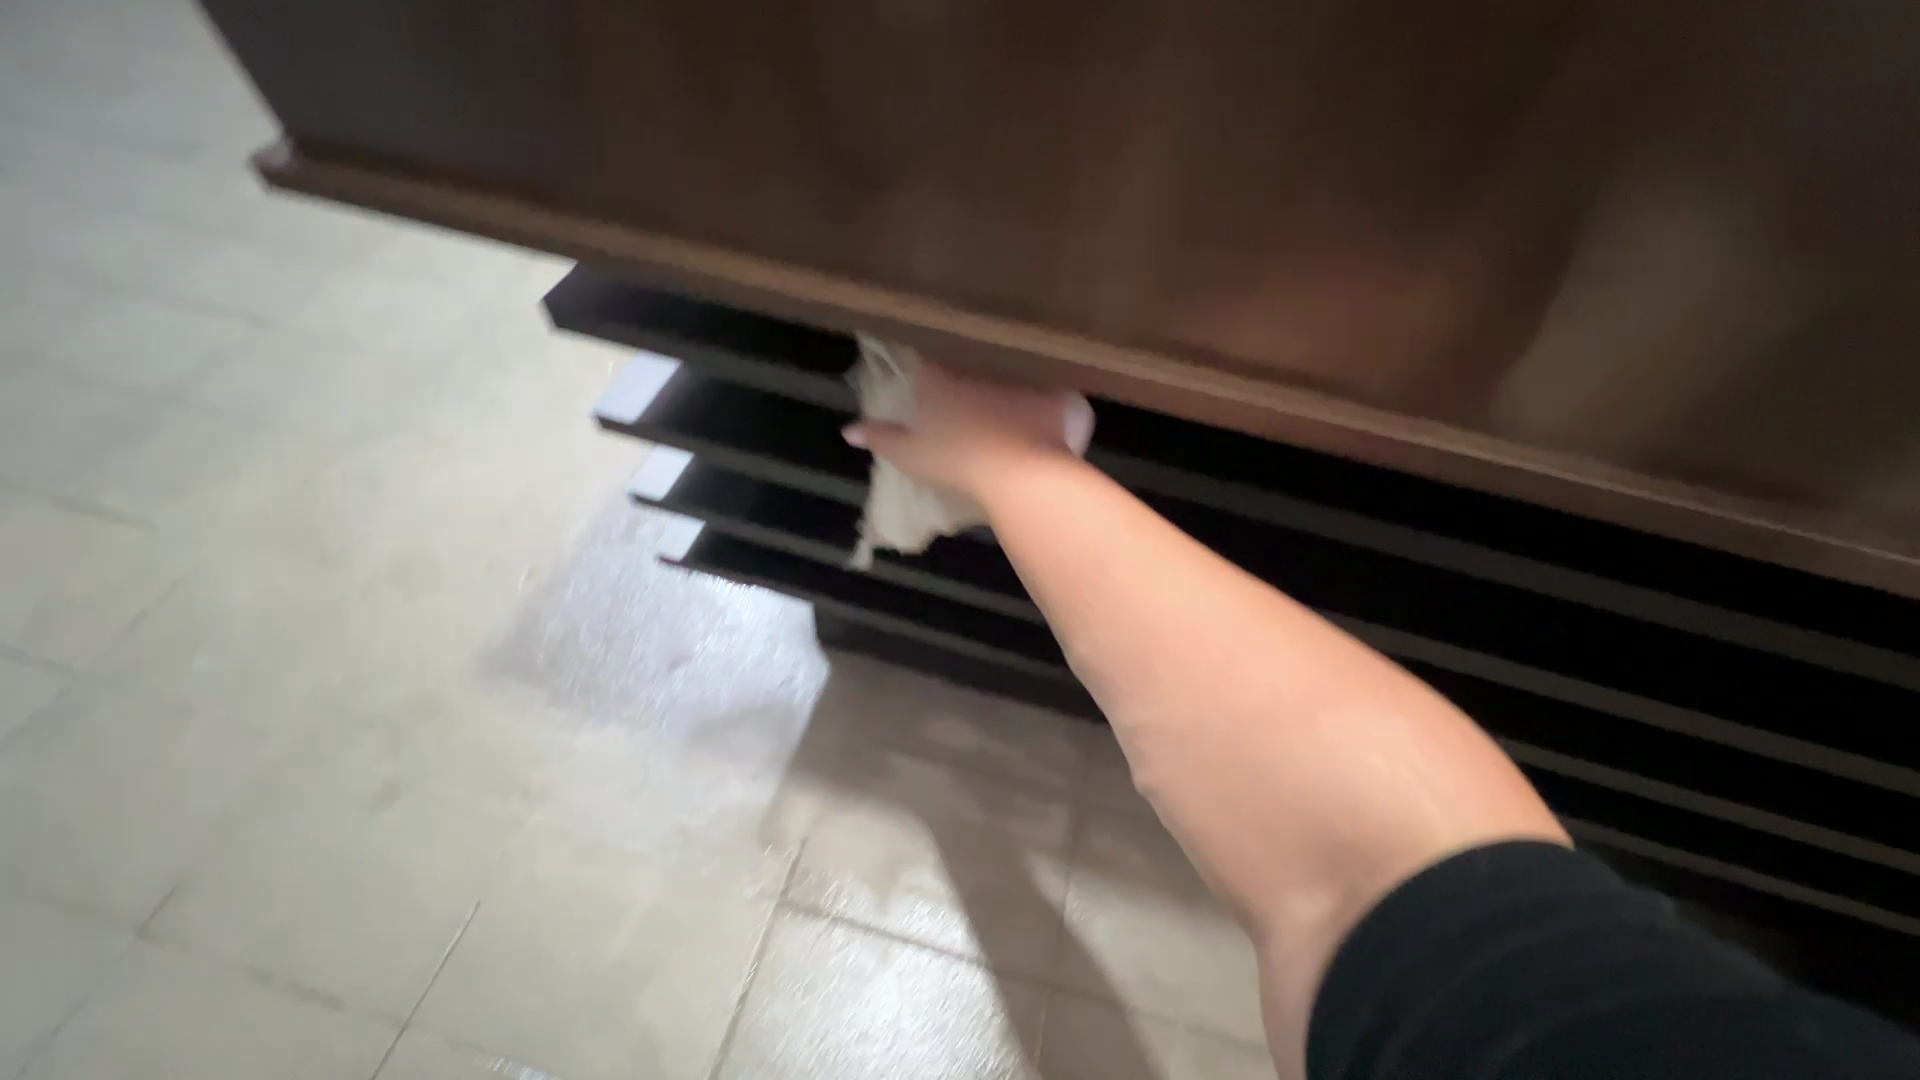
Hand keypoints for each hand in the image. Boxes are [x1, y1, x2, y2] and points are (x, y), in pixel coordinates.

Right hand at [842, 361, 1095, 496]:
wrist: (1020, 475)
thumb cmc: (957, 462)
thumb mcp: (910, 455)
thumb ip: (881, 438)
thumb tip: (848, 430)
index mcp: (945, 376)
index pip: (929, 359)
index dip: (928, 367)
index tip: (929, 374)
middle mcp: (988, 366)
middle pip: (978, 360)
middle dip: (977, 372)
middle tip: (977, 395)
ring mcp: (1030, 378)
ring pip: (1022, 376)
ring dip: (1019, 389)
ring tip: (1019, 408)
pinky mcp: (1066, 397)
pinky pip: (1061, 402)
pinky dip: (1058, 414)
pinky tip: (1055, 429)